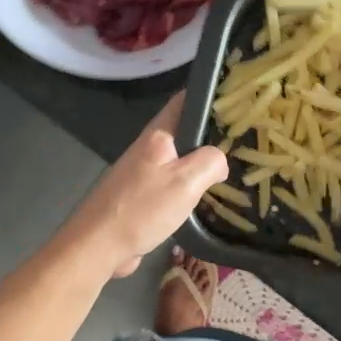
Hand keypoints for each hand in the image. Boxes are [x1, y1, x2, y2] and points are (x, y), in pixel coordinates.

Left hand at [62, 95, 227, 278]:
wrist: (97, 246)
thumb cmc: (142, 208)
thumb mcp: (186, 182)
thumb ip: (210, 162)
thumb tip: (220, 160)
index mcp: (157, 136)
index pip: (183, 102)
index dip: (208, 95)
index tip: (234, 98)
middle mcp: (147, 149)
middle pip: (183, 133)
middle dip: (209, 134)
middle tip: (242, 141)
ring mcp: (140, 174)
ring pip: (177, 161)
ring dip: (199, 164)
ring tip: (229, 169)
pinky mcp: (138, 198)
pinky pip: (170, 185)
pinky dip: (187, 188)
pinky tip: (203, 200)